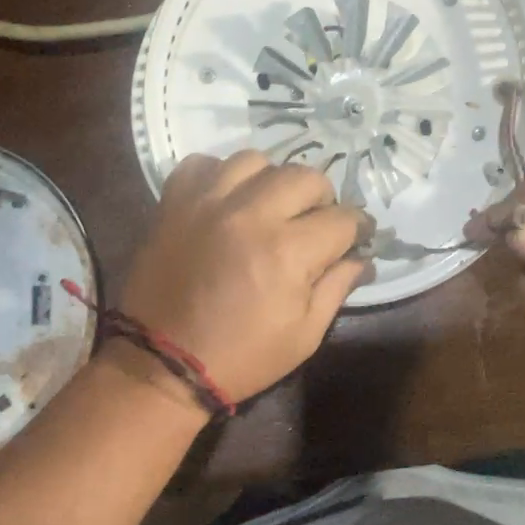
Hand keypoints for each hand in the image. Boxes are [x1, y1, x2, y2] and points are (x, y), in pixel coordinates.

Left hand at [117, 150, 370, 407]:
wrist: (163, 364)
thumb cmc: (241, 358)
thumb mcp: (304, 336)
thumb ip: (336, 289)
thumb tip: (361, 258)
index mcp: (288, 251)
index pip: (342, 219)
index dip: (358, 229)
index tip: (358, 238)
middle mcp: (250, 213)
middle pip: (305, 177)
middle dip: (321, 200)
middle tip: (314, 224)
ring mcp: (207, 202)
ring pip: (255, 161)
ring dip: (272, 181)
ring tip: (269, 208)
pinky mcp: (173, 202)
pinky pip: (204, 164)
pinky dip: (221, 176)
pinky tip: (227, 201)